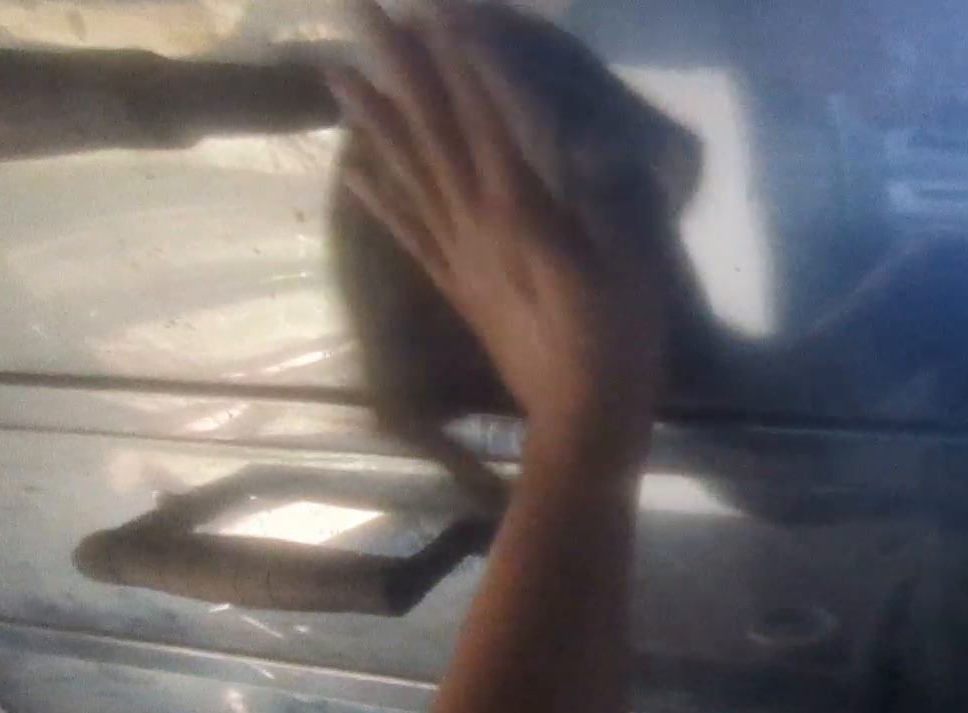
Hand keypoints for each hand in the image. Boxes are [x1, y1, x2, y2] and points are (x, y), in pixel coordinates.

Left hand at [327, 0, 668, 466]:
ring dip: (373, 121)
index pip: (489, 117)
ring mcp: (461, 258)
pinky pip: (410, 236)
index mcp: (525, 211)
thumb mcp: (634, 265)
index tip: (437, 7)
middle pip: (435, 133)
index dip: (464, 57)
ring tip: (334, 71)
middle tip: (361, 9)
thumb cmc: (619, 342)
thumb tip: (591, 143)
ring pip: (410, 176)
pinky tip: (352, 170)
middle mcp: (479, 223)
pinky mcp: (458, 290)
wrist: (582, 416)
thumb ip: (609, 197)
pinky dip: (379, 199)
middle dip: (401, 67)